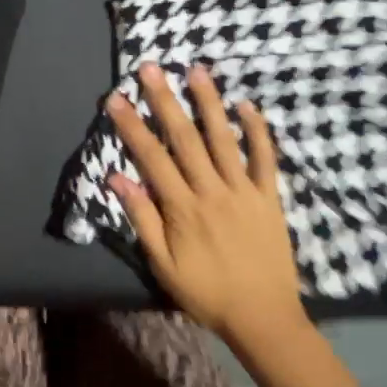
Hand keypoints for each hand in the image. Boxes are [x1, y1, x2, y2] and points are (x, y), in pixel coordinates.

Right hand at [106, 62, 304, 343]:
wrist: (265, 318)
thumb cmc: (206, 293)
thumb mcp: (163, 265)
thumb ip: (142, 219)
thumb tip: (117, 178)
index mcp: (182, 208)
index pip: (151, 157)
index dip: (132, 125)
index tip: (116, 98)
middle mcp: (212, 191)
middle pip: (185, 137)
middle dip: (165, 100)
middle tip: (150, 68)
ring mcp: (244, 191)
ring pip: (223, 138)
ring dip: (209, 102)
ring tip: (196, 70)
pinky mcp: (269, 198)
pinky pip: (266, 159)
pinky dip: (258, 131)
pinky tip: (247, 105)